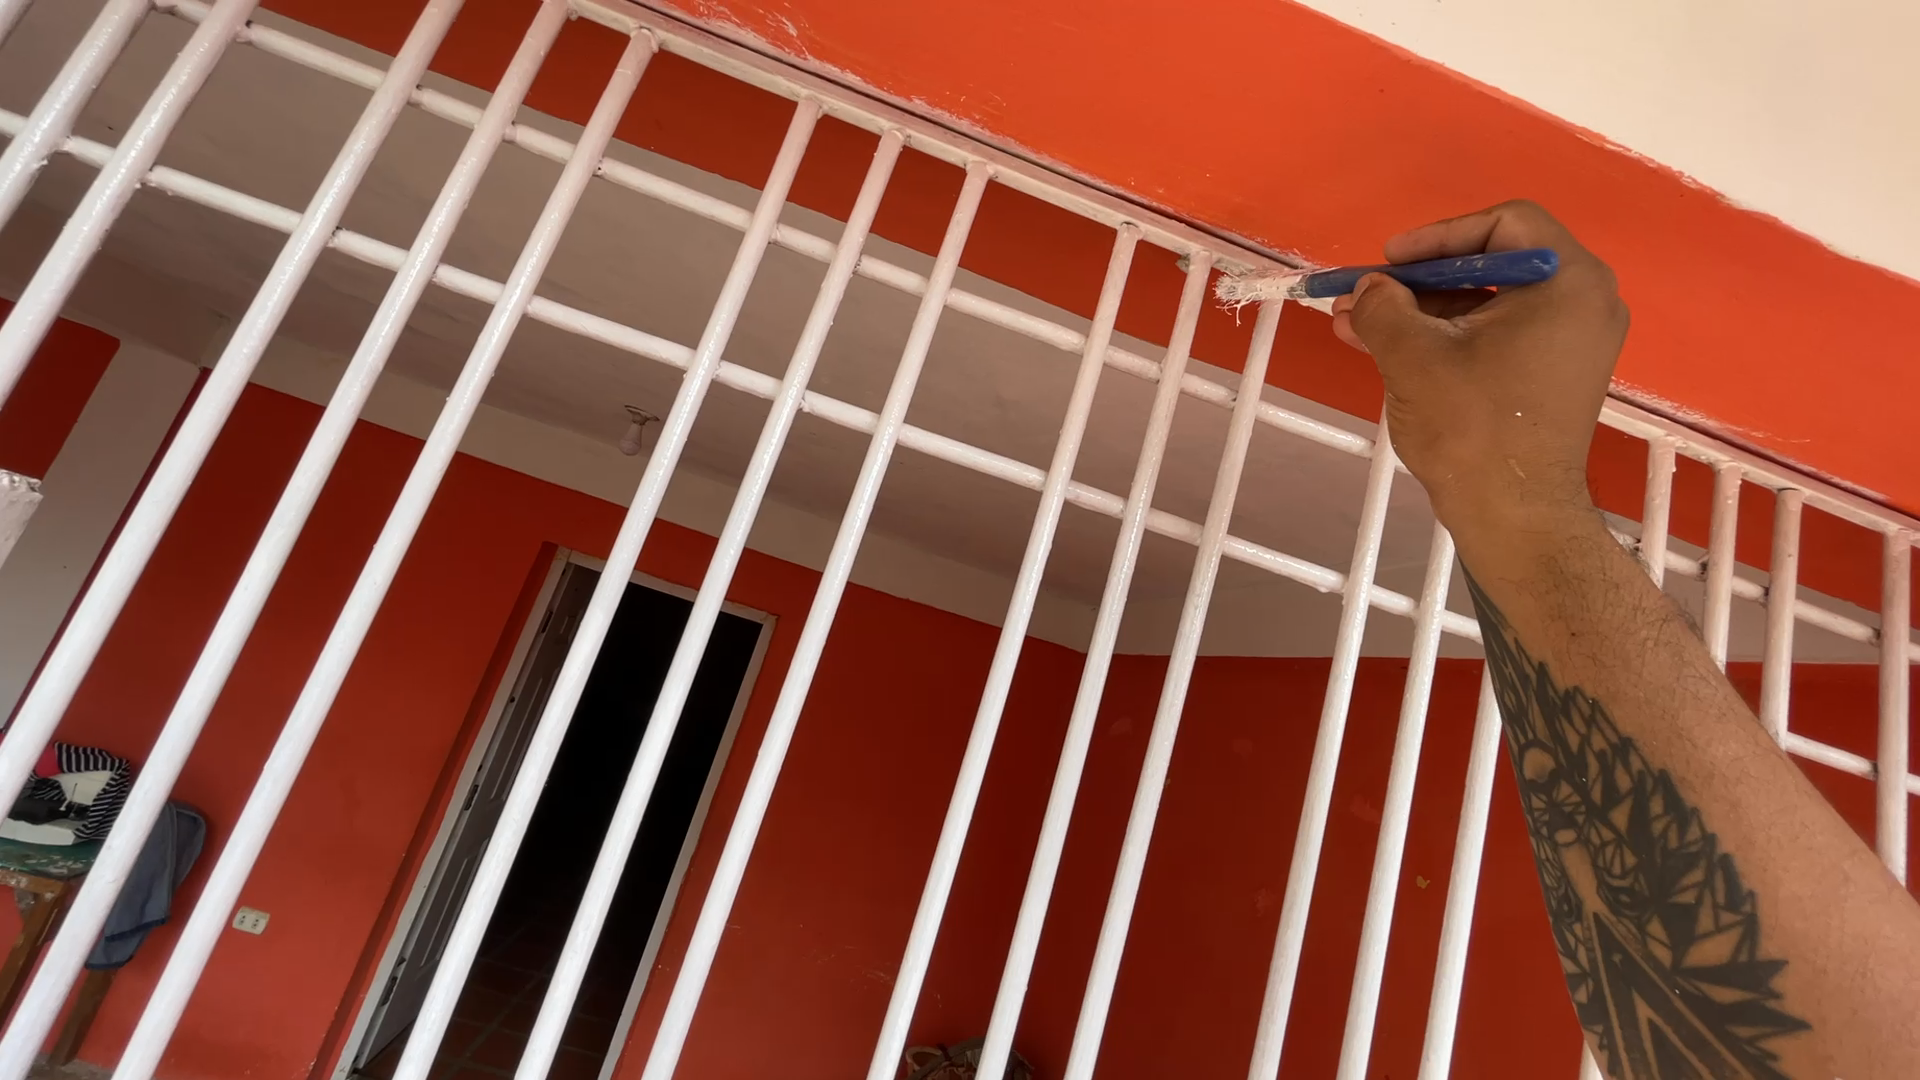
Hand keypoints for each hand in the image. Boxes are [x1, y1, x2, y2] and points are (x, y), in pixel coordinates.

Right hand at [1330, 201, 1628, 548]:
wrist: (1512, 511)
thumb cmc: (1471, 425)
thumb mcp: (1413, 357)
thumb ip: (1384, 309)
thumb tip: (1367, 288)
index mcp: (1566, 282)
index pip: (1504, 224)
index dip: (1436, 237)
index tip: (1387, 262)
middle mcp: (1580, 303)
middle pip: (1490, 266)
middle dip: (1416, 281)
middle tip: (1362, 297)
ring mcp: (1566, 344)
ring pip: (1483, 306)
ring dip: (1418, 313)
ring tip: (1356, 326)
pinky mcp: (1546, 377)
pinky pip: (1491, 338)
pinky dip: (1441, 339)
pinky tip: (1387, 350)